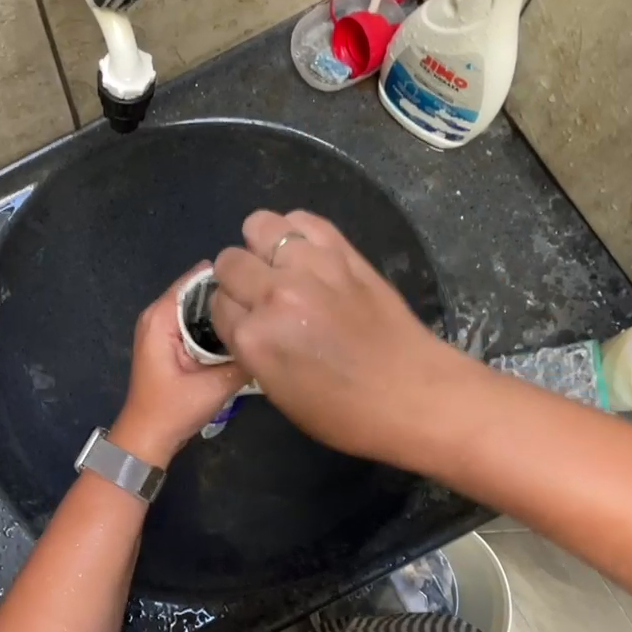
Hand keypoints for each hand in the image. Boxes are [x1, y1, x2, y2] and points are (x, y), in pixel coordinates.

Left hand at [111, 263, 251, 466]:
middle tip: (263, 305)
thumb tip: (272, 335)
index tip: (259, 285)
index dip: (228, 279)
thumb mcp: (214, 386)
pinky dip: (215, 328)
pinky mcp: (170, 343)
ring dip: (223, 314)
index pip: (197, 278)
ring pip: (200, 309)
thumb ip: (242, 359)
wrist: (148, 438)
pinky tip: (239, 336)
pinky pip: (196, 324)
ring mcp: (163, 329)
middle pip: (199, 292)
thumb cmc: (173, 410)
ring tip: (256, 318)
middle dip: (228, 297)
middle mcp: (158, 315)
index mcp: (161, 317)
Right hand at [209, 210, 482, 463]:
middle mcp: (275, 294)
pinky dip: (296, 231)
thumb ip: (252, 348)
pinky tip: (305, 253)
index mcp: (254, 338)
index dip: (231, 314)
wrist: (414, 396)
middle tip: (263, 296)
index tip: (249, 323)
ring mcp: (311, 266)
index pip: (216, 305)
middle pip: (230, 262)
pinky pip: (303, 219)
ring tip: (280, 266)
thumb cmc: (343, 412)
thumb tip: (247, 320)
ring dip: (263, 246)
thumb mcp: (277, 391)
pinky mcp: (344, 251)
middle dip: (238, 279)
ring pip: (260, 226)